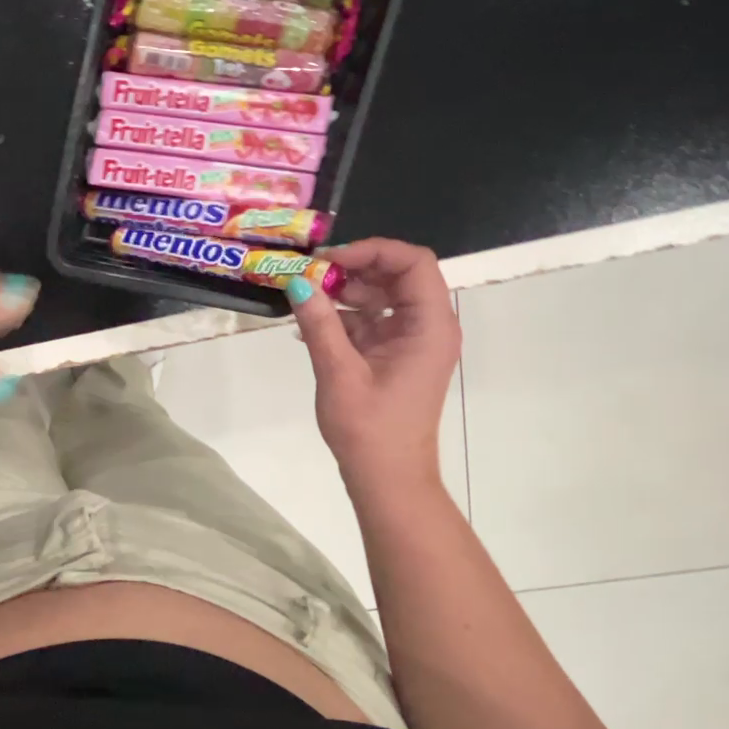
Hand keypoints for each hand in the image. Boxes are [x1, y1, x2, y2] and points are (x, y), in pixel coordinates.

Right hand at [289, 239, 458, 491]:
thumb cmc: (369, 428)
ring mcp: (413, 342)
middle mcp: (429, 326)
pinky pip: (373, 322)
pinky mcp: (396, 356)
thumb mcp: (339, 372)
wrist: (387, 477)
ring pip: (383, 298)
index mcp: (430, 325)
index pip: (412, 262)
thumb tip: (298, 282)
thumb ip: (320, 324)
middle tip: (309, 276)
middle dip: (353, 270)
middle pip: (397, 276)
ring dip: (345, 294)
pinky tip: (310, 326)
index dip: (371, 251)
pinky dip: (344, 319)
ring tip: (305, 300)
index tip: (327, 260)